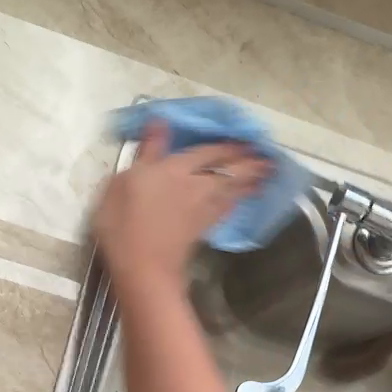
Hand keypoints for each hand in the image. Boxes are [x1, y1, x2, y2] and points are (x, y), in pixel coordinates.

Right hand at [93, 122, 268, 292]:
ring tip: (263, 177)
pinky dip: (236, 202)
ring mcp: (202, 211)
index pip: (210, 151)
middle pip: (230, 170)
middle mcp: (197, 186)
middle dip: (250, 163)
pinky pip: (225, 210)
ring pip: (232, 190)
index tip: (248, 140)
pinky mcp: (201, 232)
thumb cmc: (125, 224)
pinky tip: (238, 201)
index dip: (229, 145)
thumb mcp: (124, 181)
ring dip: (250, 182)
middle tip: (268, 160)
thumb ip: (148, 151)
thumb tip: (161, 122)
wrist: (143, 270)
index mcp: (178, 168)